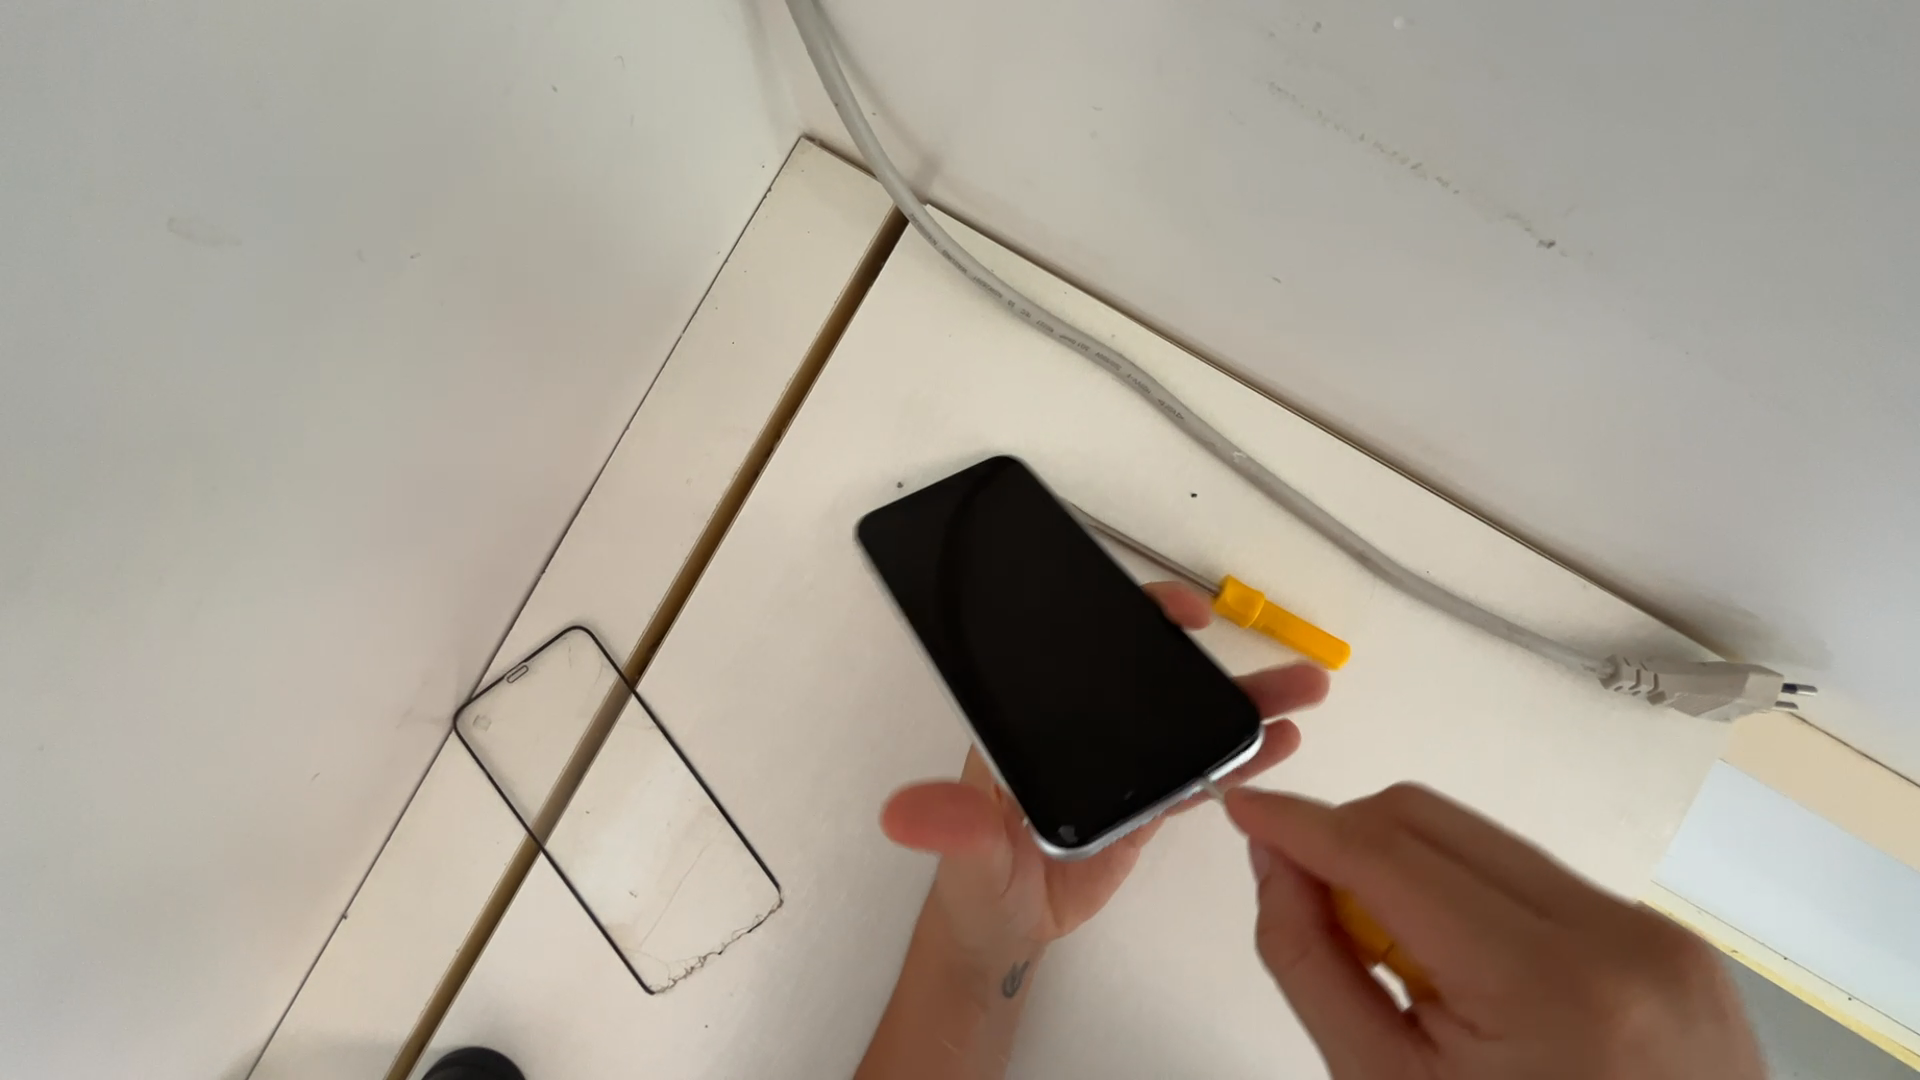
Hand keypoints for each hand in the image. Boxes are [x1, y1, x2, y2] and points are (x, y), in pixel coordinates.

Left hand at [880, 582, 1331, 967]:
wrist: (1009, 928)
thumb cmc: (978, 882)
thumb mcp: (964, 854)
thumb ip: (954, 829)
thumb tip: (909, 811)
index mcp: (1039, 722)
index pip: (1086, 654)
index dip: (1133, 622)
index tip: (1180, 612)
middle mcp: (1084, 731)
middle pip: (1148, 678)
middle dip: (1201, 656)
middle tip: (1253, 644)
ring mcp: (1122, 766)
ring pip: (1185, 722)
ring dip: (1241, 705)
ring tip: (1300, 689)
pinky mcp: (1147, 806)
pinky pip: (1197, 775)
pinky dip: (1238, 760)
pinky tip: (1279, 744)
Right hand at [1226, 784, 1763, 1079]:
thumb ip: (1306, 956)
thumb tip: (1272, 854)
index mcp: (1551, 986)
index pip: (1385, 856)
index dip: (1298, 821)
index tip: (1238, 803)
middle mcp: (1616, 931)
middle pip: (1422, 819)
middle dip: (1344, 841)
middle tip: (1316, 906)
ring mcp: (1652, 930)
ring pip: (1465, 834)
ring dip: (1397, 867)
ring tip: (1401, 959)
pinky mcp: (1664, 936)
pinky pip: (1513, 869)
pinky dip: (1452, 891)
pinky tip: (1460, 968)